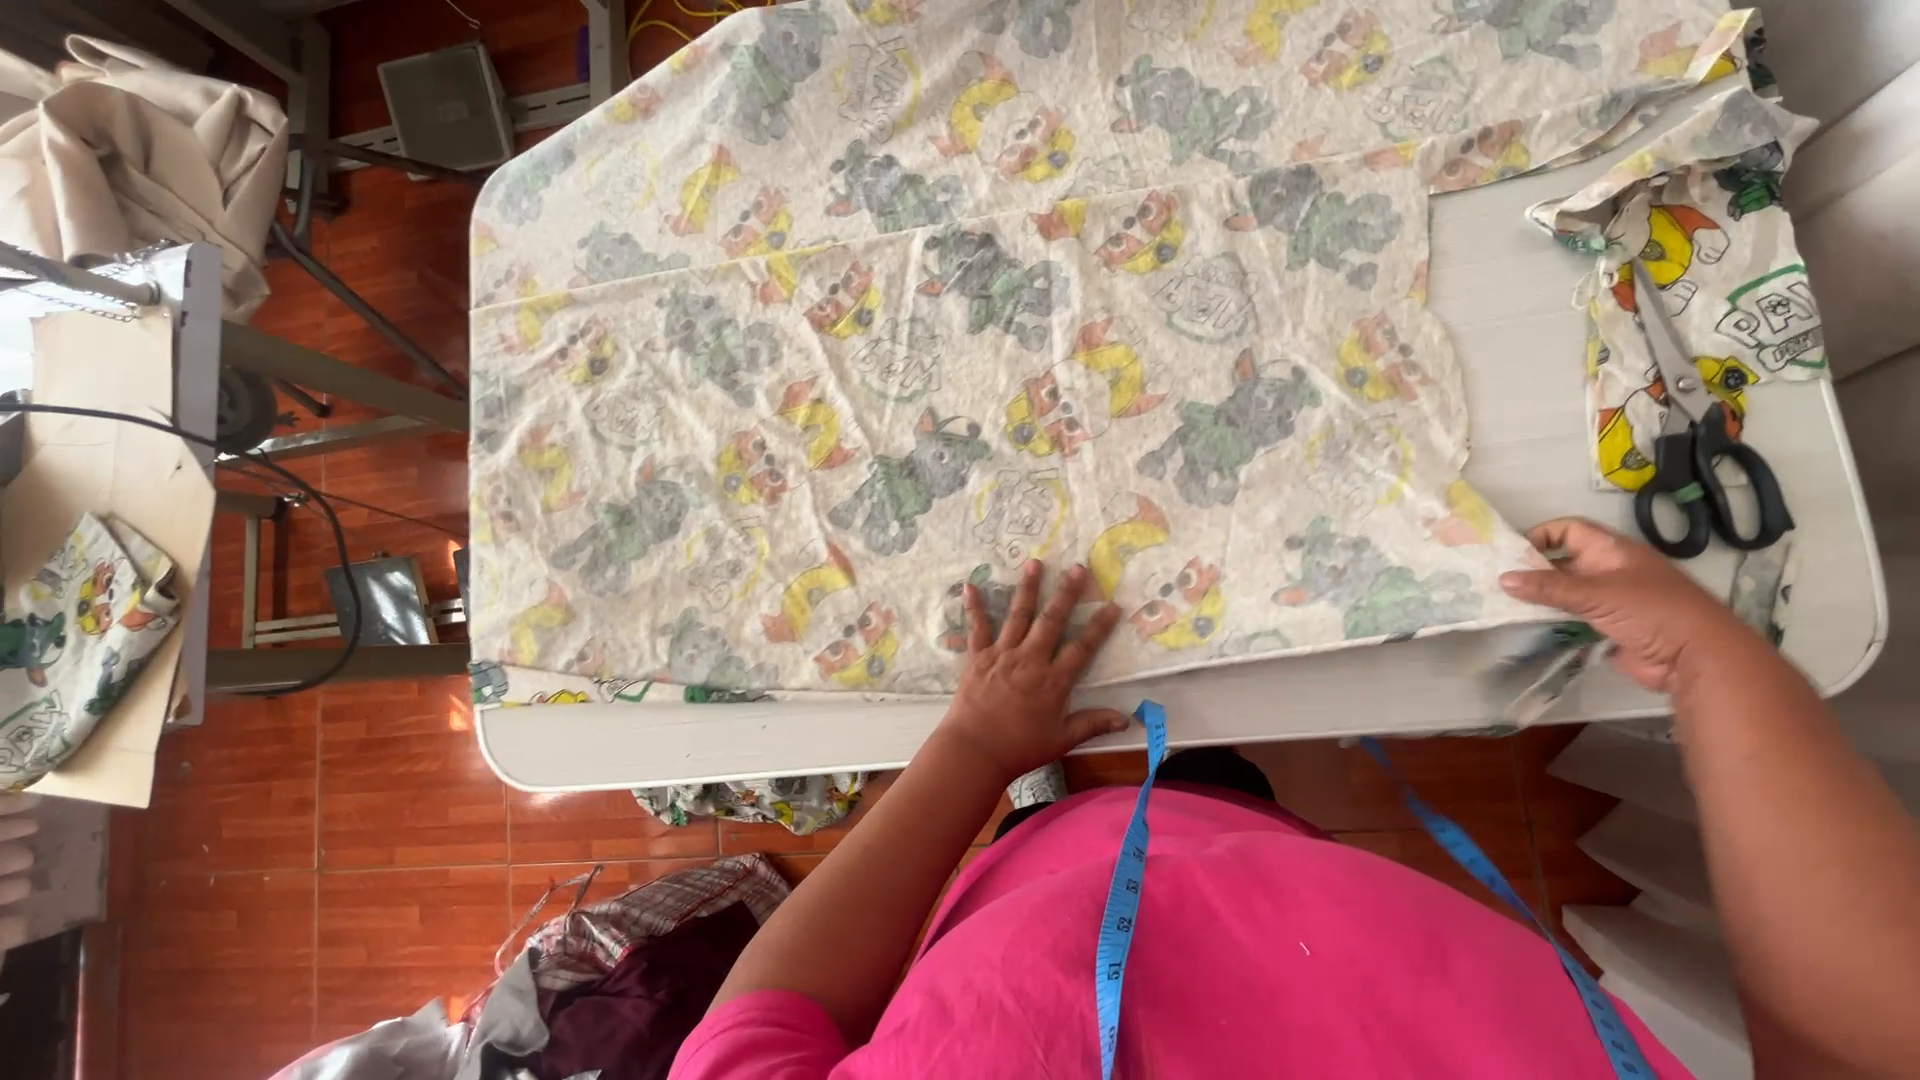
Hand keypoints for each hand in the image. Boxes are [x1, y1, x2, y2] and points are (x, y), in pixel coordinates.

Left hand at [934, 559, 1128, 782]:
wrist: (975, 750)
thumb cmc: (1020, 748)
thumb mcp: (1062, 740)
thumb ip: (1092, 724)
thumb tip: (1126, 718)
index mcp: (1053, 681)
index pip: (1082, 648)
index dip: (1099, 627)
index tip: (1113, 606)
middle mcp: (1030, 660)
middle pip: (1052, 621)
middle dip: (1067, 593)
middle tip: (1078, 568)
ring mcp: (1002, 655)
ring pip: (1018, 615)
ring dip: (1028, 588)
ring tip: (1035, 563)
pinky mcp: (978, 658)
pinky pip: (976, 628)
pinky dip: (974, 607)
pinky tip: (971, 585)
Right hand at [1499, 517, 1755, 693]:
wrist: (1696, 657)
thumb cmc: (1652, 612)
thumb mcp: (1597, 594)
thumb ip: (1549, 587)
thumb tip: (1503, 578)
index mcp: (1612, 552)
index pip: (1569, 530)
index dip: (1541, 535)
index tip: (1511, 552)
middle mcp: (1608, 570)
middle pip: (1562, 560)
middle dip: (1531, 567)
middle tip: (1494, 578)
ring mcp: (1607, 598)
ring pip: (1563, 589)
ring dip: (1537, 594)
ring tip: (1502, 600)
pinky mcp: (1605, 624)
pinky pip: (1569, 614)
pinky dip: (1548, 615)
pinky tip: (1524, 621)